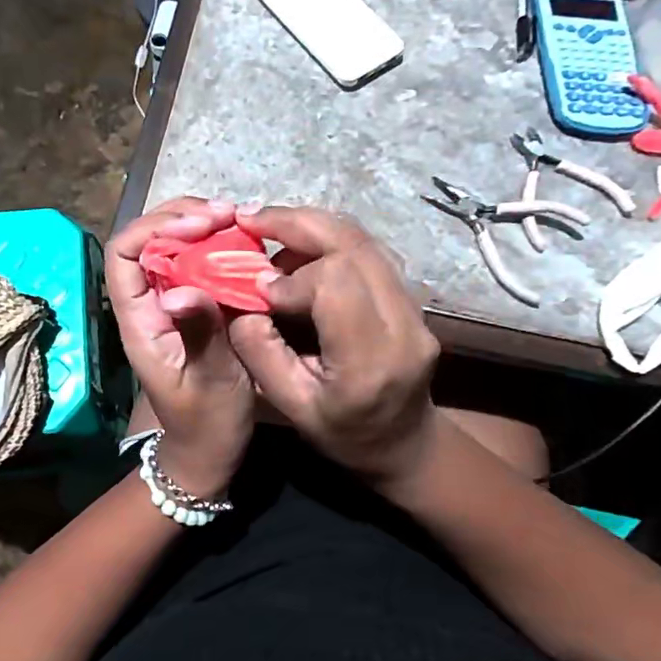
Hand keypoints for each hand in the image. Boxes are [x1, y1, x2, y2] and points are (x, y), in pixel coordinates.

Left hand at [107, 198, 265, 498]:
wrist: (210, 451)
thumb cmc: (207, 424)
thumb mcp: (209, 382)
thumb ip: (199, 334)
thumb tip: (183, 289)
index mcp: (141, 322)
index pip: (125, 255)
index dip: (156, 229)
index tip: (202, 225)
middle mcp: (150, 306)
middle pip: (147, 241)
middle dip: (182, 218)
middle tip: (227, 214)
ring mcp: (172, 306)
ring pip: (172, 248)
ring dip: (201, 227)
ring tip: (237, 222)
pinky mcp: (195, 311)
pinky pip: (198, 266)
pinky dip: (218, 248)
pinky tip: (244, 246)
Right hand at [225, 206, 441, 484]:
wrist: (406, 443)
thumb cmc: (345, 435)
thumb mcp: (291, 407)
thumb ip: (261, 352)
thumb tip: (244, 297)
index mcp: (370, 361)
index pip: (335, 282)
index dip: (292, 276)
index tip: (262, 290)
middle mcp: (403, 326)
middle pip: (355, 246)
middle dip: (298, 224)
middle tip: (251, 218)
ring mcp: (416, 309)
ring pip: (366, 241)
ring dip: (314, 227)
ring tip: (271, 232)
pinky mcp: (414, 299)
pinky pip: (373, 253)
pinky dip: (332, 241)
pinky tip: (302, 248)